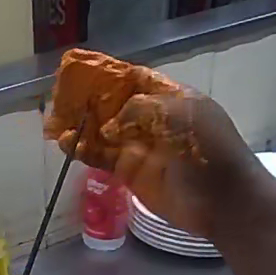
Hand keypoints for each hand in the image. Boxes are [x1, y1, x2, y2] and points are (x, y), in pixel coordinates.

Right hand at [54, 91, 262, 238]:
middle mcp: (151, 120)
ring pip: (100, 131)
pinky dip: (80, 150)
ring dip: (79, 126)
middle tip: (59, 99)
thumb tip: (108, 124)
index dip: (109, 75)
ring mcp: (137, 145)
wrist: (220, 201)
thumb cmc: (207, 151)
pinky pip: (98, 156)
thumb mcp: (180, 116)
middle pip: (112, 104)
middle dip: (87, 101)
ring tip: (55, 123)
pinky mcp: (126, 170)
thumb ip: (141, 109)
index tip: (80, 72)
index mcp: (171, 100)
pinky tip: (64, 144)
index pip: (135, 80)